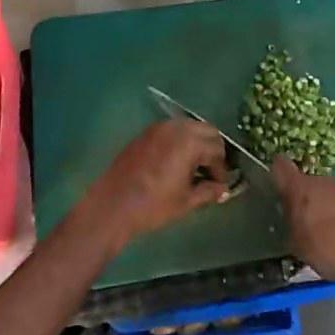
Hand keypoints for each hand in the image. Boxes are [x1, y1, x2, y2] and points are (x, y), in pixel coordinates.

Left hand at [79, 120, 231, 243]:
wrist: (112, 206)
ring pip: (188, 127)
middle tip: (209, 173)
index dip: (221, 169)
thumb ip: (208, 191)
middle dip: (212, 150)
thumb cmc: (153, 205)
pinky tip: (175, 162)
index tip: (219, 185)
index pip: (217, 150)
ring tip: (193, 167)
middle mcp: (175, 128)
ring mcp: (157, 129)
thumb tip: (222, 190)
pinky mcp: (144, 134)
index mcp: (189, 143)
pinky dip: (179, 141)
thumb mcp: (186, 201)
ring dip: (196, 143)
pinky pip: (170, 131)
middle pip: (207, 131)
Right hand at [273, 157, 334, 292]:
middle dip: (304, 198)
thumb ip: (292, 224)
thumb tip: (292, 215)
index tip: (274, 181)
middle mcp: (322, 181)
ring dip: (325, 208)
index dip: (276, 172)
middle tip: (301, 220)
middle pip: (307, 184)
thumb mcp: (298, 244)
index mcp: (300, 188)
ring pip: (328, 194)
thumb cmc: (329, 249)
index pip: (281, 167)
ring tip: (326, 234)